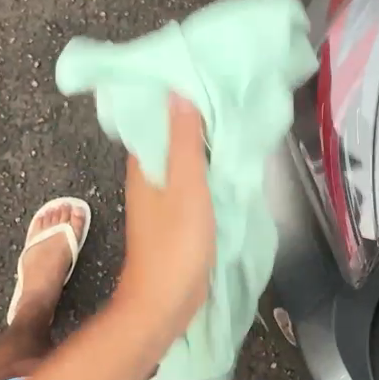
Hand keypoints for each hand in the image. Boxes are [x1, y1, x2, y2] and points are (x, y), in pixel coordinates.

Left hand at [113, 95, 214, 334]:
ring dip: (204, 147)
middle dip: (195, 119)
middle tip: (229, 96)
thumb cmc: (175, 245)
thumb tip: (178, 91)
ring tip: (234, 124)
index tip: (204, 76)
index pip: (156, 119)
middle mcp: (148, 179)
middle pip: (171, 139)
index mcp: (144, 166)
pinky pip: (192, 184)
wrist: (165, 303)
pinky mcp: (177, 219)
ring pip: (183, 162)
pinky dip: (208, 171)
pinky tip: (230, 166)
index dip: (176, 98)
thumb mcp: (186, 186)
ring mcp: (162, 200)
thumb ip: (185, 141)